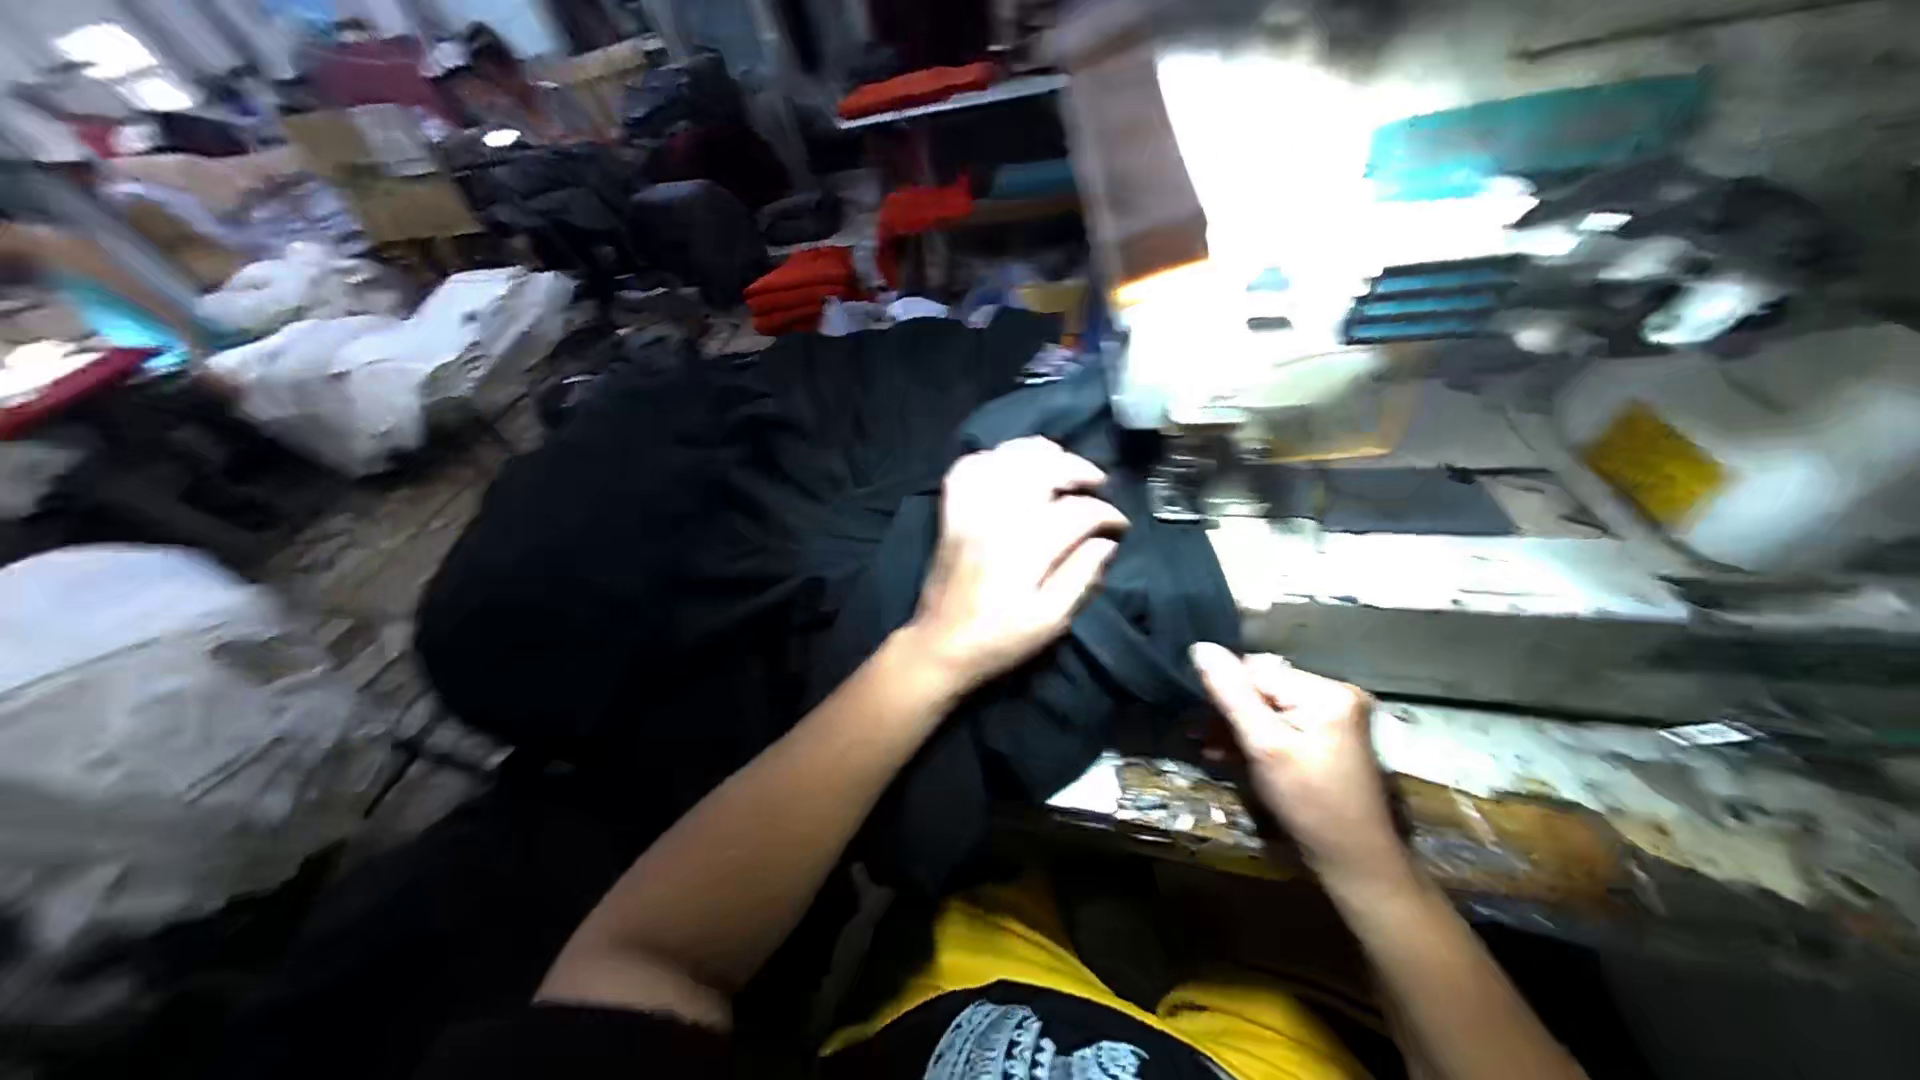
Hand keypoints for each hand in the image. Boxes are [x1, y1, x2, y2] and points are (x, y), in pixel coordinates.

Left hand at [903, 437, 1126, 693]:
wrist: (940, 646)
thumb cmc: (999, 640)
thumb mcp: (1050, 621)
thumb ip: (1081, 576)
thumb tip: (1105, 542)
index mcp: (1024, 549)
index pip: (1075, 512)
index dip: (1105, 513)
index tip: (1119, 525)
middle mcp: (995, 520)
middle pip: (1039, 469)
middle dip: (1076, 468)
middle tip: (1096, 483)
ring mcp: (968, 512)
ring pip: (1003, 459)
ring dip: (1037, 453)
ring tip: (1060, 462)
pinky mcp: (951, 514)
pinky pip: (966, 470)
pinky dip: (991, 459)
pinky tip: (1010, 466)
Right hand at [1189, 643, 1408, 891]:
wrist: (1354, 862)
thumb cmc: (1310, 803)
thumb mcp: (1264, 746)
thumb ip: (1231, 695)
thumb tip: (1200, 647)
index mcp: (1326, 692)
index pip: (1257, 670)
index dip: (1226, 691)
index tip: (1201, 717)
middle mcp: (1334, 695)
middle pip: (1262, 687)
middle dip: (1229, 711)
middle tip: (1199, 735)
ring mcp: (1332, 718)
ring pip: (1266, 707)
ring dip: (1236, 726)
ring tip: (1209, 747)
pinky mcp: (1326, 738)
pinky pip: (1280, 724)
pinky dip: (1255, 738)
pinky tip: (1229, 753)